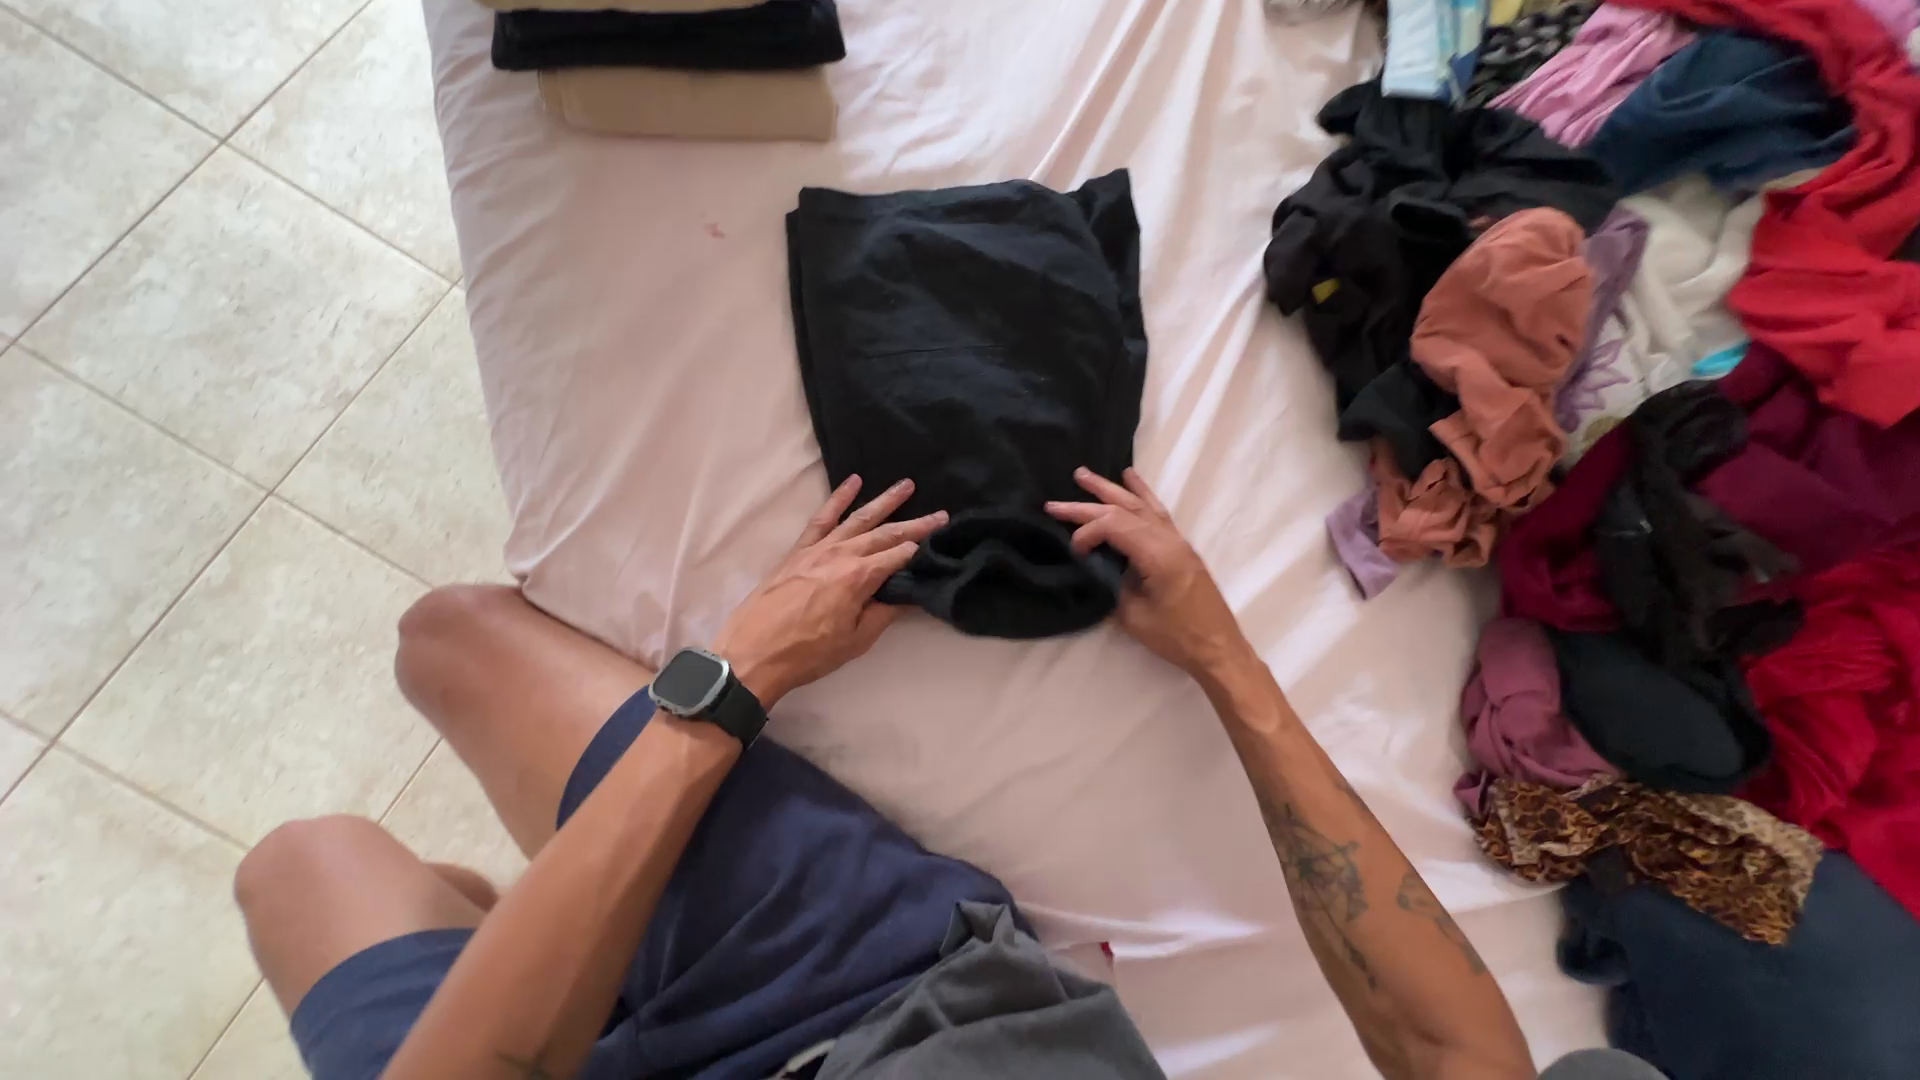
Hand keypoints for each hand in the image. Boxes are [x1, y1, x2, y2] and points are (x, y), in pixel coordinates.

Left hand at [712, 476, 944, 707]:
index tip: (941, 542)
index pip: (899, 557)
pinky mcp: (799, 550)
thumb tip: (910, 594)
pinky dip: (838, 498)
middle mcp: (841, 555)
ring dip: (884, 501)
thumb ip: (884, 613)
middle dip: (915, 524)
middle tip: (941, 514)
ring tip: (906, 485)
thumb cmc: (808, 654)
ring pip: (858, 519)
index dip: (921, 550)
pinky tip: (853, 482)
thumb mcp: (856, 641)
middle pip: (885, 534)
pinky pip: (822, 518)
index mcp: (859, 578)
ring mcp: (818, 549)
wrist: (753, 654)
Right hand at [1046, 467, 1249, 676]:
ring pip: (1140, 505)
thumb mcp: (1133, 616)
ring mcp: (1177, 540)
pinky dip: (1140, 494)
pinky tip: (1131, 480)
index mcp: (1158, 554)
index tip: (1073, 553)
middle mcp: (1169, 539)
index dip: (1086, 533)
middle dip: (1087, 504)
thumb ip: (1110, 585)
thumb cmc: (1176, 636)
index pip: (1114, 526)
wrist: (1218, 648)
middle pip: (1123, 510)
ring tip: (1085, 475)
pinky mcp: (1180, 547)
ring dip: (1111, 490)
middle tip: (1054, 502)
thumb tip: (1092, 567)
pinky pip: (1156, 511)